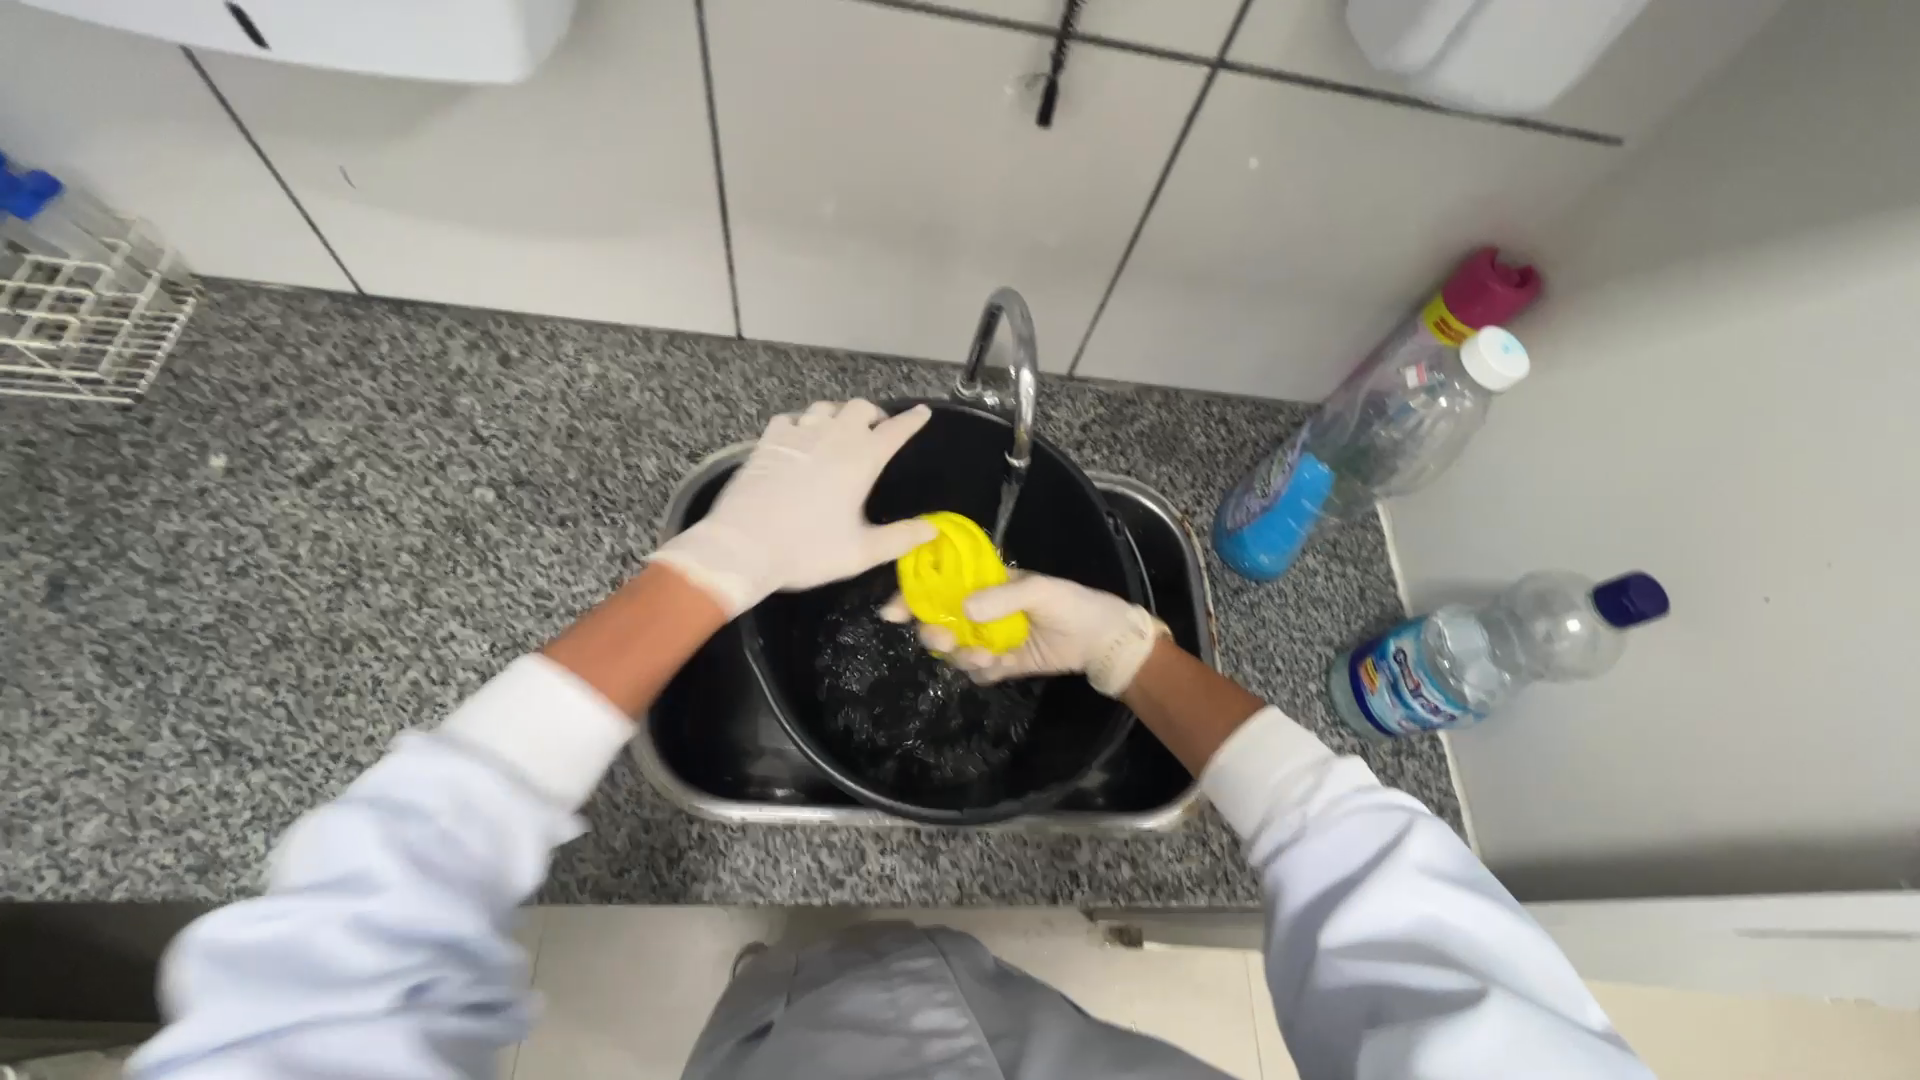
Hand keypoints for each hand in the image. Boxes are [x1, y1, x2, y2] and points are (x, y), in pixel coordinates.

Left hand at [652, 399, 936, 616]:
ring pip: (825, 406)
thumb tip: (933, 529)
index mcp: (862, 459)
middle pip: (860, 407)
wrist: (742, 546)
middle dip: (875, 414)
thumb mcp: (862, 552)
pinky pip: (791, 418)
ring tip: (840, 430)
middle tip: (878, 430)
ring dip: (839, 414)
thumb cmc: (807, 550)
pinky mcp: (769, 440)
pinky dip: (803, 423)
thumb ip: (901, 538)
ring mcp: (798, 434)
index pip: (896, 430)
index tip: (922, 413)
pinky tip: (800, 438)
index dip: (913, 420)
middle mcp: (833, 436)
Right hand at [883, 572, 1165, 697]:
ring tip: (983, 657)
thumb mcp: (1041, 590)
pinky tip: (997, 666)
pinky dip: (981, 671)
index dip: (912, 596)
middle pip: (938, 622)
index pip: (940, 586)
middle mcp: (981, 610)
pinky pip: (977, 671)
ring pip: (954, 650)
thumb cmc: (1073, 603)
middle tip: (946, 639)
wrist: (1103, 641)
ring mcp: (989, 638)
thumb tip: (965, 610)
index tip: (893, 612)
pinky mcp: (1002, 663)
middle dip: (933, 632)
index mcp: (985, 584)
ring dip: (960, 655)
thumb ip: (1003, 597)